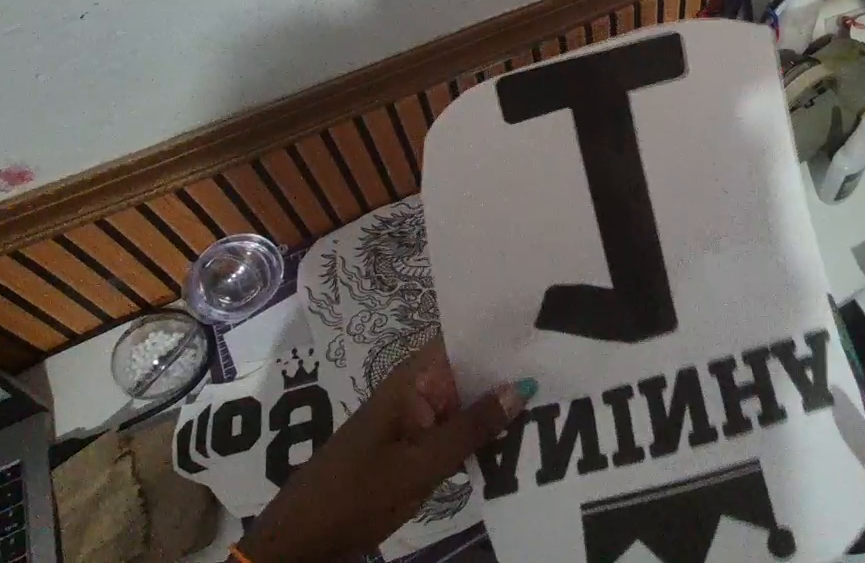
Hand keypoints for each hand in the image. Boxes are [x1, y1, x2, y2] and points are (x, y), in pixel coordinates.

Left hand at [238, 341, 533, 562]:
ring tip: (555, 391)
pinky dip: (485, 430)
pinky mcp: (418, 445)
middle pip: (473, 366)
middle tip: (564, 360)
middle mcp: (419, 388)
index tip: (545, 322)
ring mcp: (419, 417)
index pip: (465, 335)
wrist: (300, 544)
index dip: (502, 328)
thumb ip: (473, 427)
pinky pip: (460, 427)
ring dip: (501, 401)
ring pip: (470, 398)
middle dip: (511, 366)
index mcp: (415, 378)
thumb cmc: (357, 493)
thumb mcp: (421, 464)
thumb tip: (522, 385)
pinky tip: (520, 434)